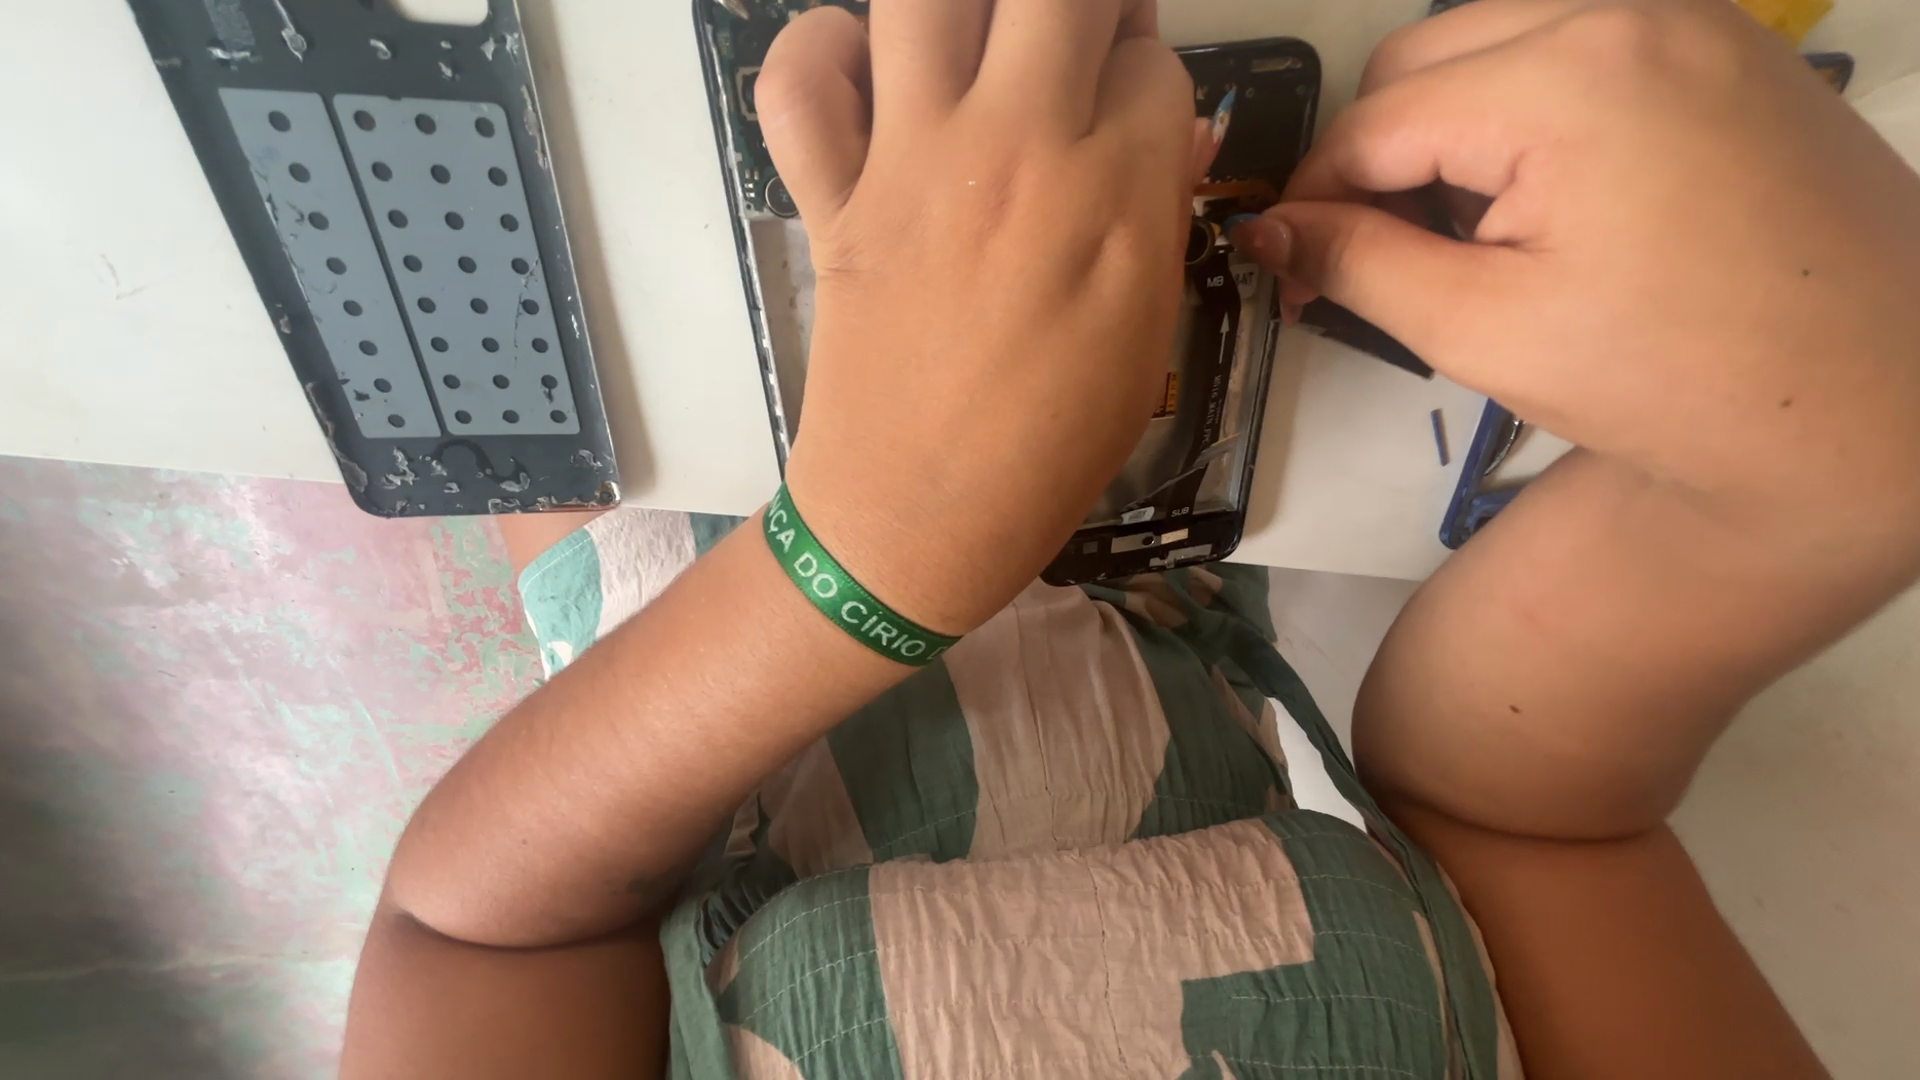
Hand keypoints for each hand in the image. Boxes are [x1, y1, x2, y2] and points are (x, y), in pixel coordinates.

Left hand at [753, 0, 1196, 633]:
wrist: (917, 519)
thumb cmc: (1047, 455)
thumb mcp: (1142, 344)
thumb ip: (1153, 224)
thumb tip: (1151, 140)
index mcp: (1113, 200)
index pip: (1150, 67)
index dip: (1143, 86)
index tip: (1125, 126)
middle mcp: (1014, 153)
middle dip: (1082, 4)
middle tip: (1073, 50)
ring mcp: (909, 171)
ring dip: (969, 4)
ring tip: (982, 47)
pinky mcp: (832, 203)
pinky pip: (797, 82)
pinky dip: (821, 54)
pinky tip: (866, 84)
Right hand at [1233, 0, 1919, 539]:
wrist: (1864, 398)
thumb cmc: (1656, 372)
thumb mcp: (1473, 326)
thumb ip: (1354, 261)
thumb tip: (1264, 231)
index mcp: (1566, 77)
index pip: (1371, 124)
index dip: (1307, 201)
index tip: (1290, 274)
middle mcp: (1627, 10)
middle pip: (1416, 62)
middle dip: (1364, 160)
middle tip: (1359, 256)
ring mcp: (1683, 21)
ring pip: (1481, 48)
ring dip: (1427, 137)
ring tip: (1437, 236)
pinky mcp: (1713, 51)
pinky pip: (1557, 56)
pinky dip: (1498, 122)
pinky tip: (1514, 203)